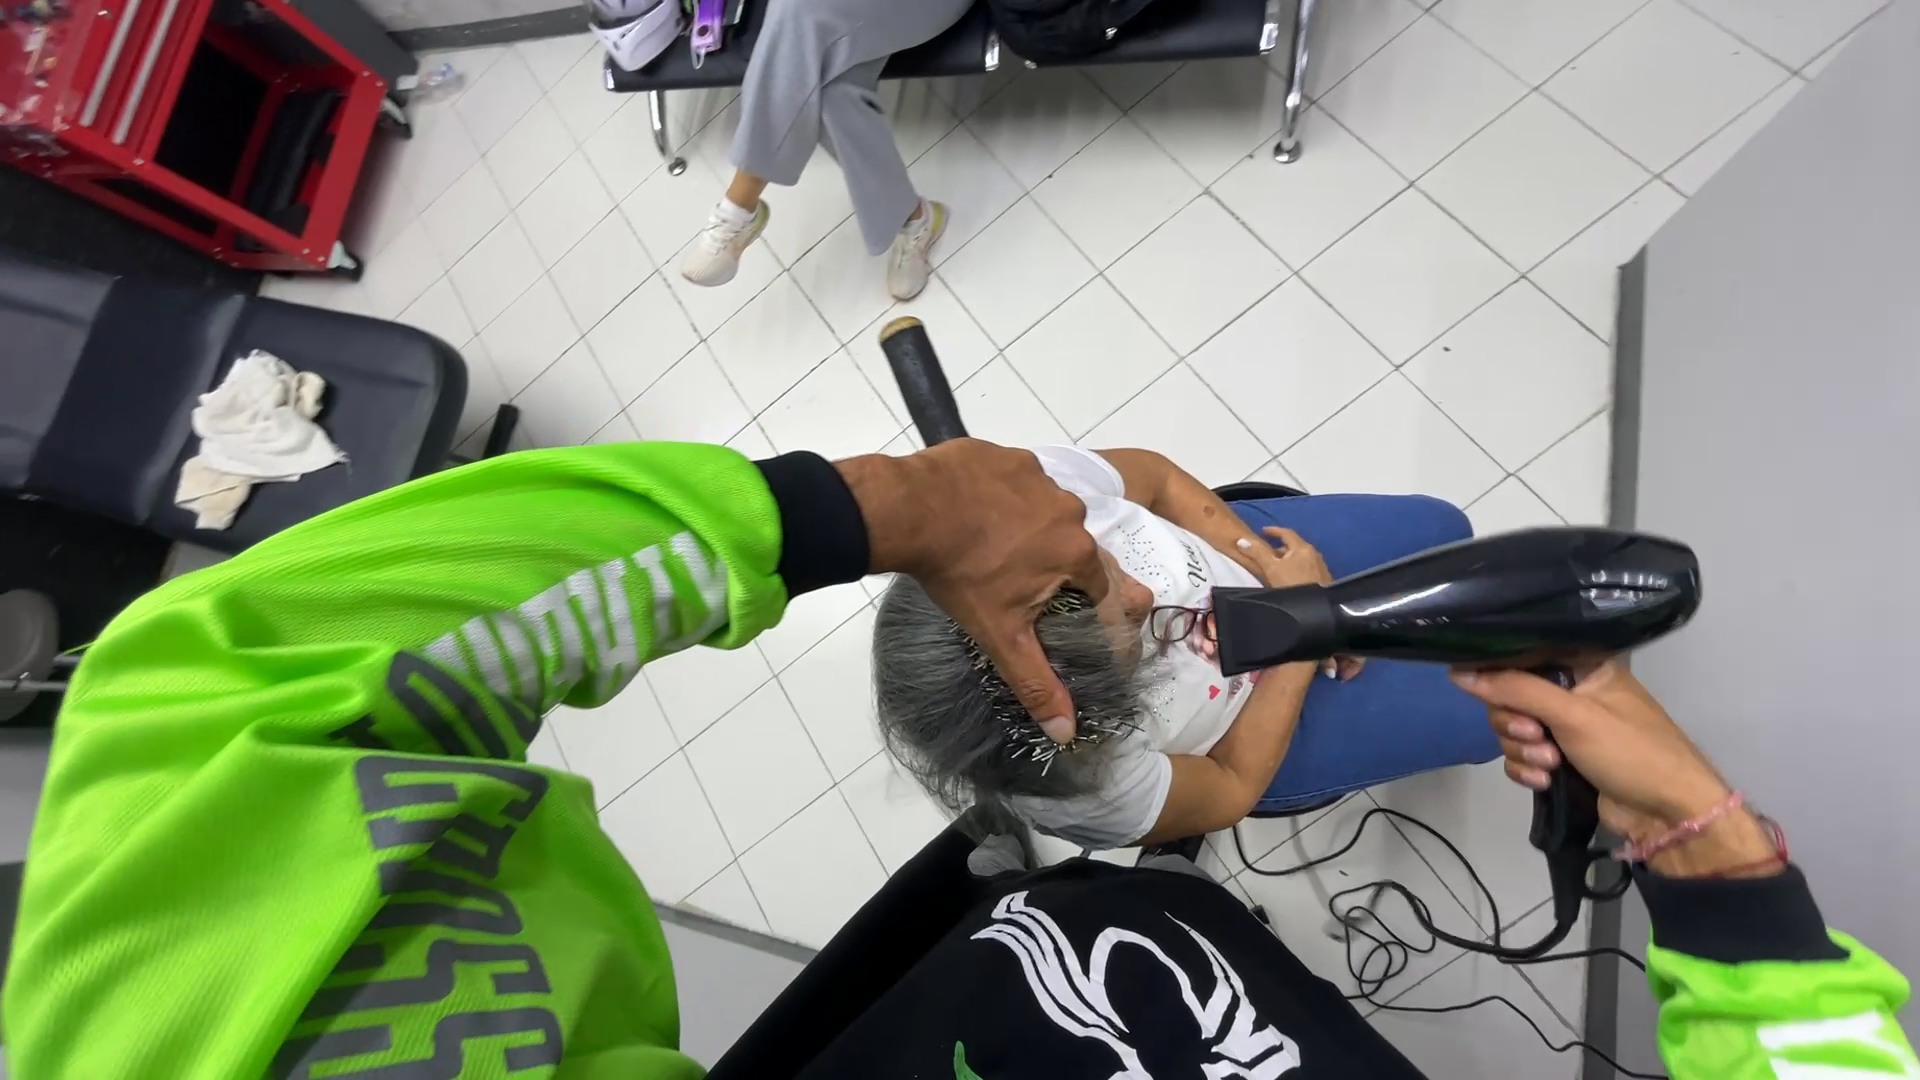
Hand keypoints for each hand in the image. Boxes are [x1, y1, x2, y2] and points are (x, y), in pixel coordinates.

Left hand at [838, 440, 1109, 744]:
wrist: (909, 510)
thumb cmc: (960, 574)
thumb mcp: (1000, 633)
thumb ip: (1036, 681)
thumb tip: (1068, 732)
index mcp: (1076, 551)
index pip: (1097, 586)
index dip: (1078, 603)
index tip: (1052, 608)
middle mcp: (1068, 507)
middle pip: (1070, 545)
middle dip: (1048, 563)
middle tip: (1009, 575)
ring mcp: (1037, 473)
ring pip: (1043, 509)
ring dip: (1026, 527)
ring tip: (989, 543)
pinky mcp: (1006, 453)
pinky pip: (1014, 479)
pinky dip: (1001, 496)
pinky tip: (974, 509)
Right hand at [1248, 526, 1331, 588]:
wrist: (1316, 608)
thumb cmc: (1293, 584)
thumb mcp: (1271, 568)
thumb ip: (1257, 553)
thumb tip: (1242, 540)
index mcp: (1302, 548)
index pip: (1286, 533)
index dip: (1273, 531)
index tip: (1262, 531)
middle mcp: (1314, 554)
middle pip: (1293, 546)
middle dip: (1279, 548)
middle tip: (1265, 554)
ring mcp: (1319, 567)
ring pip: (1299, 558)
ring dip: (1286, 560)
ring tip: (1275, 567)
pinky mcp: (1322, 579)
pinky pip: (1305, 568)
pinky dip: (1294, 568)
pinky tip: (1288, 579)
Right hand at [1450, 660, 1777, 876]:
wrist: (1671, 818)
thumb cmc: (1632, 753)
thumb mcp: (1572, 715)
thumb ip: (1514, 689)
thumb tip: (1456, 672)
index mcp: (1582, 667)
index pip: (1520, 655)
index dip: (1499, 674)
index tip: (1495, 694)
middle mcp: (1570, 692)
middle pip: (1506, 695)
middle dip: (1513, 722)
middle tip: (1535, 736)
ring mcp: (1563, 726)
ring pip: (1510, 727)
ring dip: (1521, 750)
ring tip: (1549, 765)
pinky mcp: (1557, 757)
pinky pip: (1518, 754)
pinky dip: (1525, 768)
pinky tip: (1545, 780)